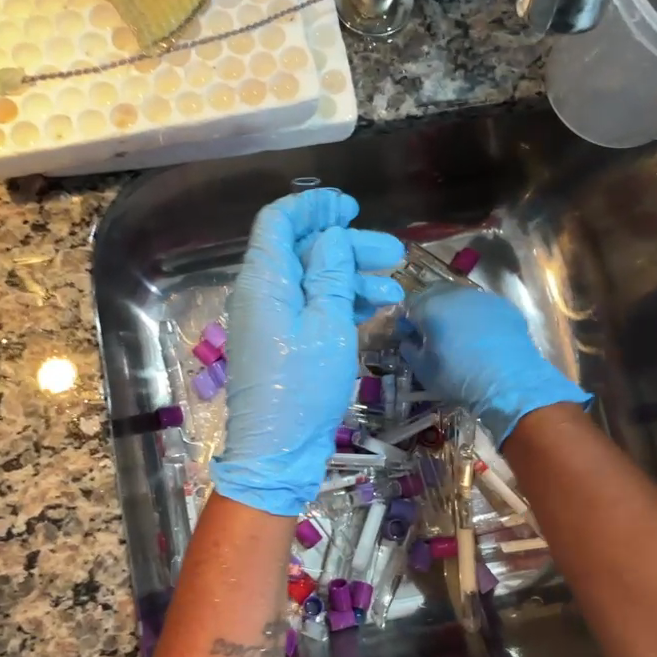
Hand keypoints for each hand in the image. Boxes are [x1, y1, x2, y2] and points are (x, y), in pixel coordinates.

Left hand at [210, 189, 405, 515]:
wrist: (277, 450)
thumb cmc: (303, 386)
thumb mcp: (327, 324)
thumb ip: (331, 274)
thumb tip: (331, 237)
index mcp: (264, 281)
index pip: (279, 222)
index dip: (313, 207)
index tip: (349, 206)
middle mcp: (261, 293)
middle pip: (303, 251)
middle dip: (348, 247)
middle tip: (392, 254)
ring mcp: (270, 319)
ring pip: (313, 281)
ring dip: (352, 279)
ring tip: (394, 291)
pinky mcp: (281, 342)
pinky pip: (311, 308)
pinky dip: (340, 305)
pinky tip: (375, 310)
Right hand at [399, 284, 590, 445]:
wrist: (510, 384)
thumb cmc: (459, 378)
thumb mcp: (424, 371)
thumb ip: (410, 351)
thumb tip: (409, 342)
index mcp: (432, 307)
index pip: (410, 305)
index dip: (406, 322)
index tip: (409, 338)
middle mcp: (457, 295)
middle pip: (435, 295)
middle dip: (429, 311)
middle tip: (431, 334)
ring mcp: (484, 298)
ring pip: (461, 298)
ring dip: (454, 312)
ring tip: (457, 335)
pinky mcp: (505, 307)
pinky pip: (483, 307)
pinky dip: (476, 317)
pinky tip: (480, 337)